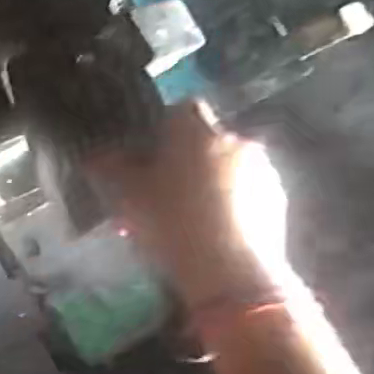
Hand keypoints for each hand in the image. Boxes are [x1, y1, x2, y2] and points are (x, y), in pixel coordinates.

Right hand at [94, 103, 296, 305]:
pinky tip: (202, 226)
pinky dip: (223, 199)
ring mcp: (263, 169)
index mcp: (198, 134)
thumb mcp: (125, 194)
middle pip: (203, 139)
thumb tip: (97, 153)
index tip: (143, 148)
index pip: (183, 107)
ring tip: (176, 211)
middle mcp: (237, 142)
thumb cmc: (169, 220)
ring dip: (201, 179)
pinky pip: (241, 188)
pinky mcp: (276, 197)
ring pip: (223, 165)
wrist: (227, 266)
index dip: (162, 123)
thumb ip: (109, 167)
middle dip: (180, 156)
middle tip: (153, 187)